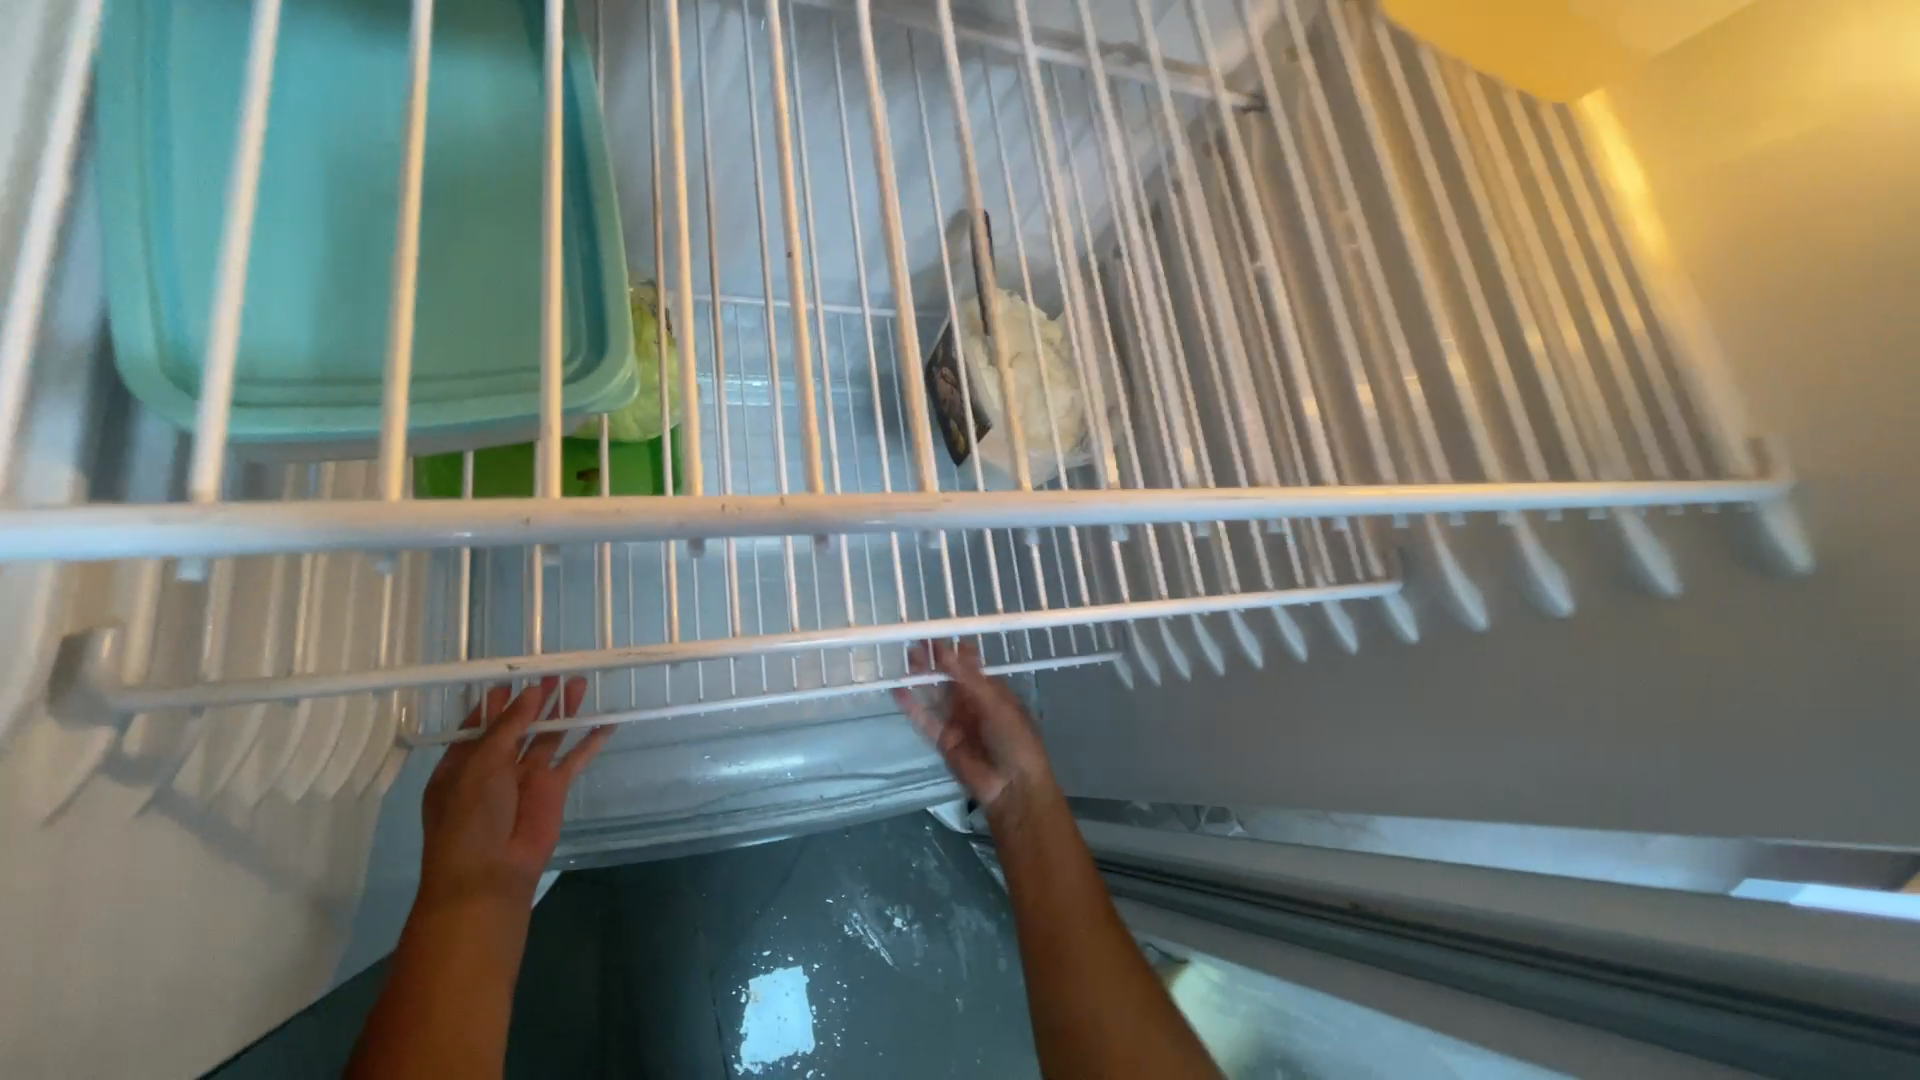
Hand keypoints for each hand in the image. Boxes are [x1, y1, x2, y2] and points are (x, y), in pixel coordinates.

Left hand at [419, 676, 611, 907]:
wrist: (490, 871)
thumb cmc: (469, 816)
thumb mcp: (479, 765)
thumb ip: (507, 726)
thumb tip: (532, 692)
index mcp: (463, 762)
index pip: (480, 723)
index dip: (497, 700)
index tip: (516, 675)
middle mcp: (494, 766)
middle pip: (519, 725)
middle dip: (536, 699)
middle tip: (556, 672)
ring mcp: (526, 777)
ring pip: (548, 736)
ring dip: (563, 711)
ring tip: (580, 683)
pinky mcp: (553, 789)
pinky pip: (574, 759)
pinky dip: (590, 742)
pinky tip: (607, 723)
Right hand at [893, 641, 1056, 826]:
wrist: (1013, 786)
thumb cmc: (1014, 739)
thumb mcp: (997, 704)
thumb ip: (969, 679)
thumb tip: (949, 651)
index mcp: (993, 692)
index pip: (970, 667)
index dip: (955, 652)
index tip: (938, 636)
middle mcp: (973, 704)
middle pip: (949, 678)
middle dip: (934, 661)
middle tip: (917, 642)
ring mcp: (956, 722)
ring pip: (935, 695)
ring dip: (922, 678)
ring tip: (906, 658)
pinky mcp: (943, 741)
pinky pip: (925, 720)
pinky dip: (911, 706)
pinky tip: (898, 690)